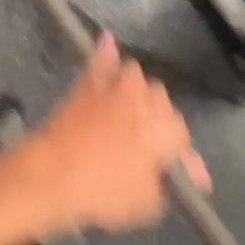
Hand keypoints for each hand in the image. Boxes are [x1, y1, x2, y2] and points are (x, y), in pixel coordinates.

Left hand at [10, 34, 211, 232]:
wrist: (55, 171)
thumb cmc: (105, 191)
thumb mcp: (147, 202)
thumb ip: (166, 184)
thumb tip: (172, 176)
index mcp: (164, 130)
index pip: (184, 138)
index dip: (186, 160)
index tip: (188, 179)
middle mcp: (144, 100)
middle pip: (162, 101)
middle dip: (161, 120)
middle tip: (152, 143)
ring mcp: (114, 86)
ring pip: (136, 76)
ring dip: (138, 90)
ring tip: (133, 109)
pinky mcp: (88, 82)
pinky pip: (101, 58)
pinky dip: (107, 52)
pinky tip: (108, 42)